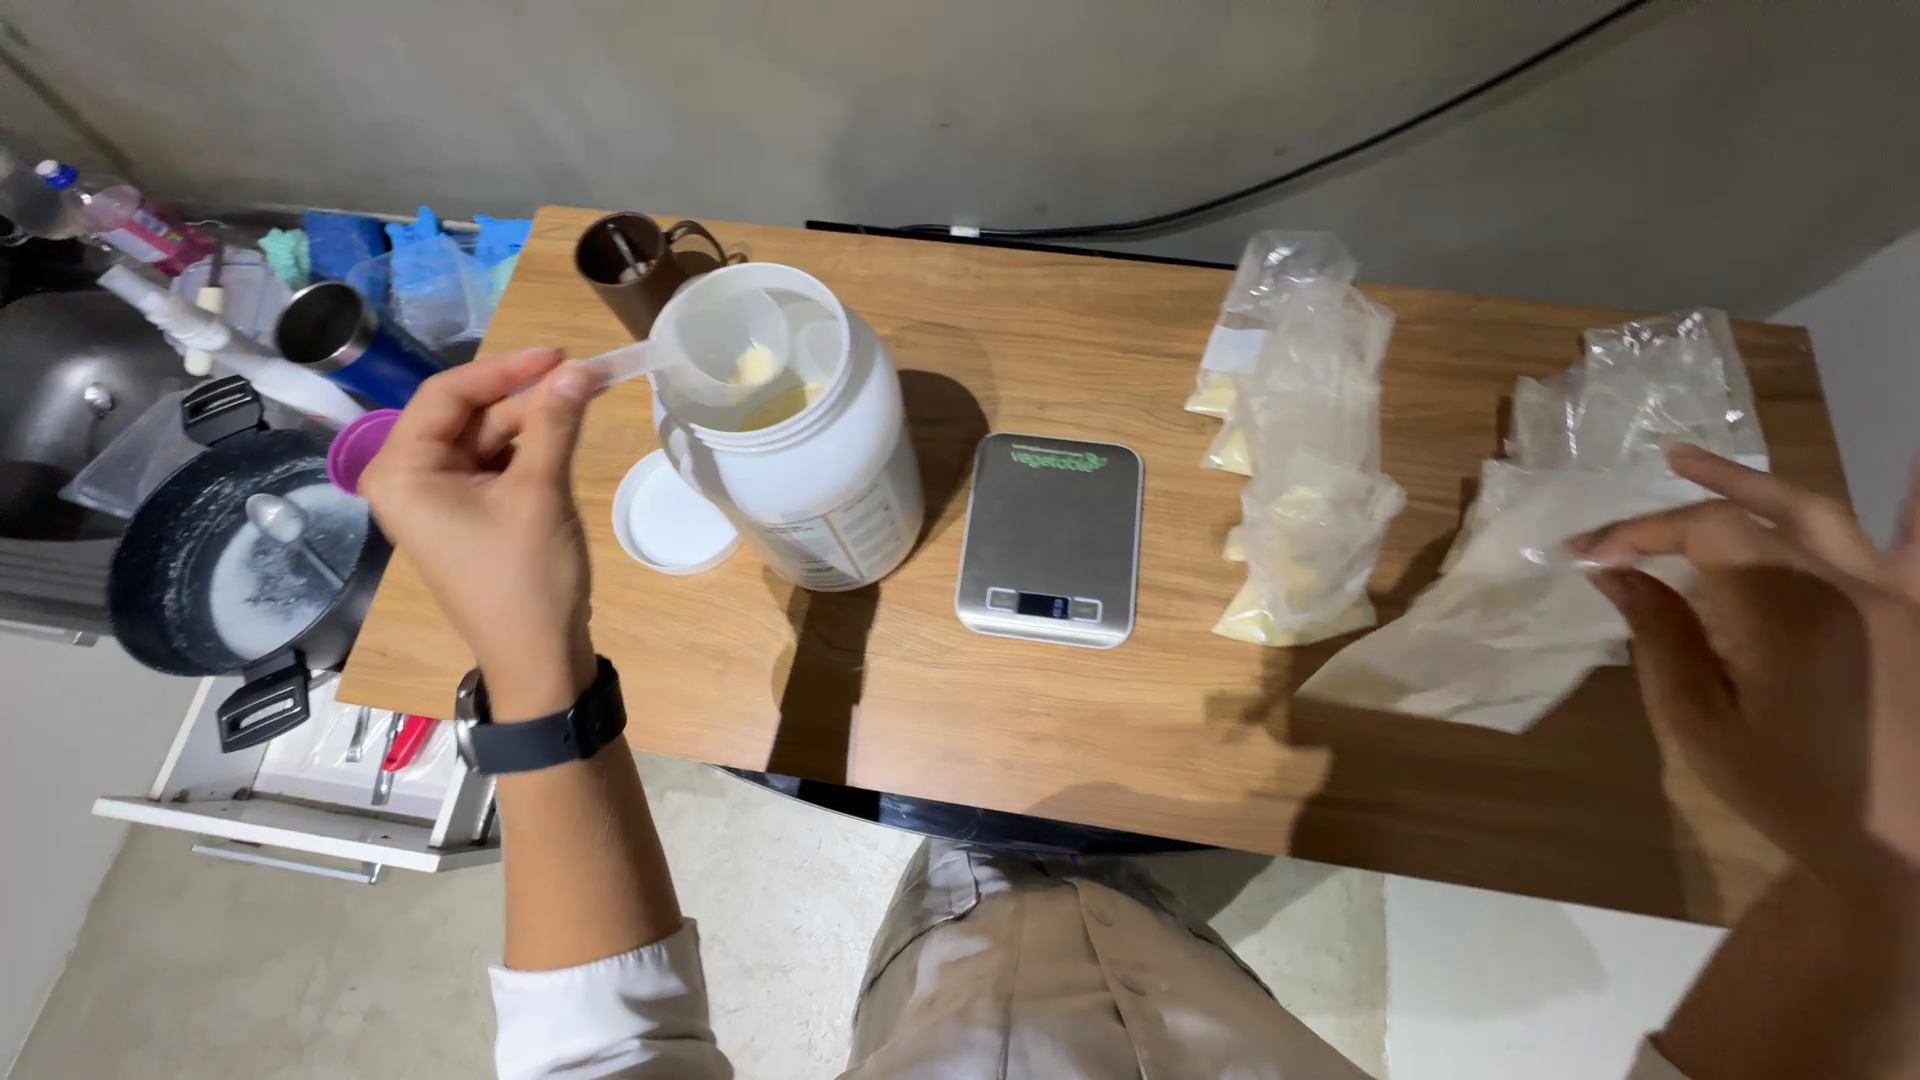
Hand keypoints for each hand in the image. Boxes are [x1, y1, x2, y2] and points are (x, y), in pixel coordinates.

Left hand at [359, 347, 599, 720]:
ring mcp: (443, 499)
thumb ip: (555, 425)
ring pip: (489, 439)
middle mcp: (411, 479)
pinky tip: (567, 438)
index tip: (561, 355)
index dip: (506, 369)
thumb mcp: (539, 493)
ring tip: (585, 403)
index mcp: (402, 471)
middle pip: (469, 415)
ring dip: (535, 421)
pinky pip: (499, 466)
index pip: (447, 395)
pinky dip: (533, 450)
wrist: (536, 654)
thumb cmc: (526, 575)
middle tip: (586, 380)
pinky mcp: (473, 515)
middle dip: (526, 397)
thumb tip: (580, 370)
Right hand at [1573, 444, 1919, 908]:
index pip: (1707, 531)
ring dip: (1762, 484)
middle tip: (1637, 494)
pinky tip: (1903, 466)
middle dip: (1693, 497)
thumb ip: (1660, 635)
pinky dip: (1910, 504)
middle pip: (1767, 511)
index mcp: (1795, 614)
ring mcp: (1909, 602)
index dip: (1640, 530)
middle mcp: (1862, 590)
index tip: (1589, 558)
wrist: (1914, 853)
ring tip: (1699, 464)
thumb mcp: (1699, 720)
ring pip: (1834, 514)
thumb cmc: (1795, 791)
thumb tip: (1616, 573)